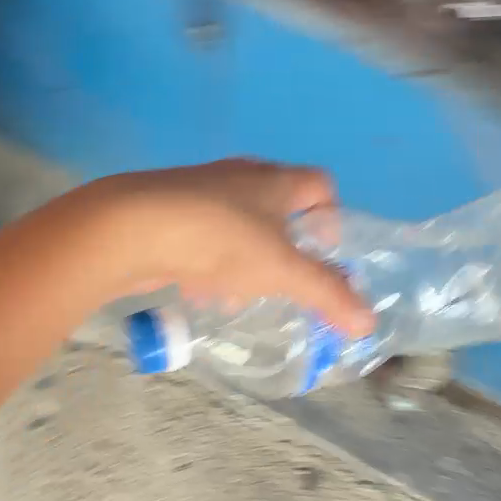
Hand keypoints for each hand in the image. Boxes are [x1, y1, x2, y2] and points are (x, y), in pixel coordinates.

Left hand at [80, 159, 375, 337]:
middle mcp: (239, 178)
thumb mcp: (281, 270)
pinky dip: (208, 268)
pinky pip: (201, 241)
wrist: (132, 229)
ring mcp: (199, 194)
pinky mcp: (167, 216)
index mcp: (275, 180)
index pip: (320, 186)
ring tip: (238, 298)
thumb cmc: (220, 240)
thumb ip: (326, 294)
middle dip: (284, 251)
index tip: (325, 256)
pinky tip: (200, 294)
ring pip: (236, 230)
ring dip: (244, 265)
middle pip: (276, 210)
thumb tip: (368, 322)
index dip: (331, 219)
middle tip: (283, 284)